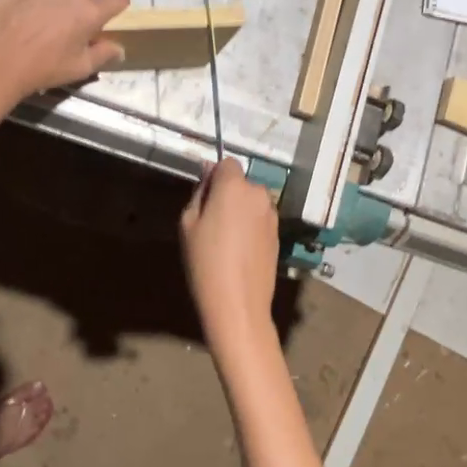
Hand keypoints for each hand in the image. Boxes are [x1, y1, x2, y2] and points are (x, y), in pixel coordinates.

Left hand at [0, 0, 130, 97]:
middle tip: (57, 31)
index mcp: (90, 12)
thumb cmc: (42, 69)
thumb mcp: (78, 69)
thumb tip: (119, 48)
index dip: (114, 6)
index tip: (104, 16)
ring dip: (51, 0)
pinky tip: (17, 11)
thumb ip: (103, 54)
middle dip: (74, 9)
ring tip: (32, 22)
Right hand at [181, 158, 280, 354]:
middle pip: (241, 183)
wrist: (238, 303)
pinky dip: (250, 227)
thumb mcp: (188, 224)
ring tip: (224, 240)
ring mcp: (272, 215)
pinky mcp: (278, 235)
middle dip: (228, 194)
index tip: (203, 197)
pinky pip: (260, 220)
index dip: (214, 176)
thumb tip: (208, 173)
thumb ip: (200, 192)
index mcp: (235, 186)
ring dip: (240, 211)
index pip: (227, 162)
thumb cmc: (205, 262)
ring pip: (251, 202)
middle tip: (209, 222)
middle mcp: (259, 194)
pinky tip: (238, 252)